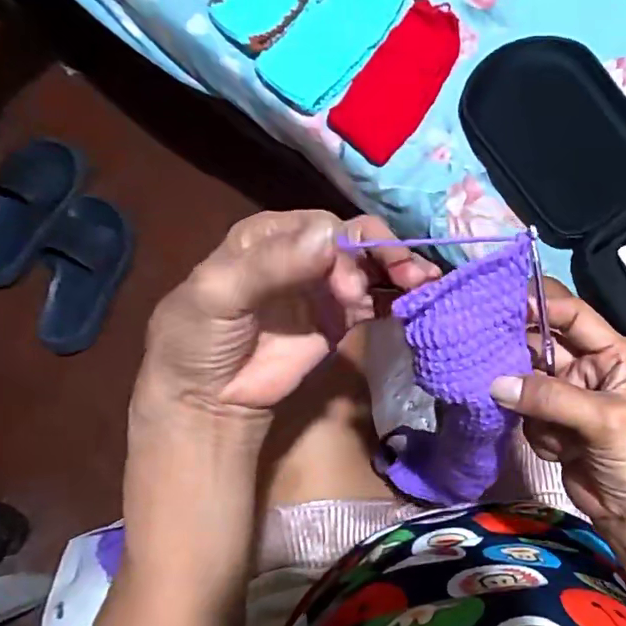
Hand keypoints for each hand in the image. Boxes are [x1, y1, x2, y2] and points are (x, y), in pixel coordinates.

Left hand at [136, 210, 439, 433]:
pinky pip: (375, 302)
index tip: (351, 287)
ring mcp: (324, 288)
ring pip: (371, 268)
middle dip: (387, 254)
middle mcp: (303, 255)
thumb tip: (329, 236)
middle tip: (412, 277)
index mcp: (271, 236)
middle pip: (356, 242)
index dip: (348, 248)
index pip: (323, 227)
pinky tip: (418, 302)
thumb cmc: (199, 338)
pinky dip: (397, 300)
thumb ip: (273, 264)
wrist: (205, 398)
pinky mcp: (340, 320)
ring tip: (427, 284)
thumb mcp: (220, 293)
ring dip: (401, 272)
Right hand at [490, 279, 625, 549]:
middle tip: (483, 342)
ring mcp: (565, 395)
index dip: (540, 304)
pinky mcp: (549, 422)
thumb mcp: (604, 420)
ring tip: (509, 399)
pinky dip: (528, 424)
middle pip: (541, 342)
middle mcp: (586, 367)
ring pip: (525, 375)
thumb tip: (496, 383)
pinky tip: (554, 448)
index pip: (572, 315)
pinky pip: (523, 409)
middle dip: (517, 344)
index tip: (502, 304)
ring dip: (519, 390)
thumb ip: (551, 397)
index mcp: (612, 353)